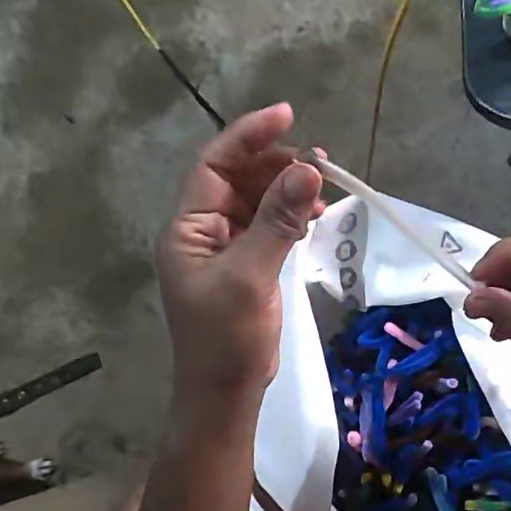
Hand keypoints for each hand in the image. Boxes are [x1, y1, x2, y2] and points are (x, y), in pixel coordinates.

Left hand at [156, 104, 323, 399]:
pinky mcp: (247, 268)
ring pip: (256, 202)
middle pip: (236, 179)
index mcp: (188, 228)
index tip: (288, 116)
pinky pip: (267, 227)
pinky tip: (315, 216)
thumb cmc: (226, 339)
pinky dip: (290, 216)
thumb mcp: (250, 276)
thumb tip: (309, 169)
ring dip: (286, 189)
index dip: (248, 136)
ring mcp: (226, 250)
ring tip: (323, 185)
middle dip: (275, 164)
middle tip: (318, 161)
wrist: (224, 394)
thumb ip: (278, 222)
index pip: (214, 164)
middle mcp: (203, 232)